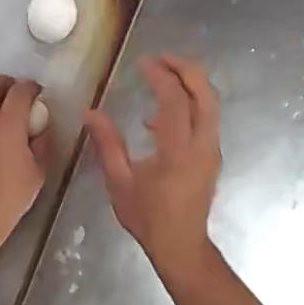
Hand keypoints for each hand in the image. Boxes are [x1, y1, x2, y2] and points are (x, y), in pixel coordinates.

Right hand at [84, 54, 220, 272]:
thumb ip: (107, 144)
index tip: (143, 63)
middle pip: (205, 94)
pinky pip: (206, 121)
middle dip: (186, 69)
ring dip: (190, 85)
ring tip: (163, 77)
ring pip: (211, 105)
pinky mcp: (212, 157)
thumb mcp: (120, 182)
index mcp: (178, 151)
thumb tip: (91, 113)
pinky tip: (160, 118)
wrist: (181, 245)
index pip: (175, 101)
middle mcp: (202, 146)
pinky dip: (190, 106)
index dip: (160, 77)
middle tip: (162, 59)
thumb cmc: (148, 217)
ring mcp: (211, 151)